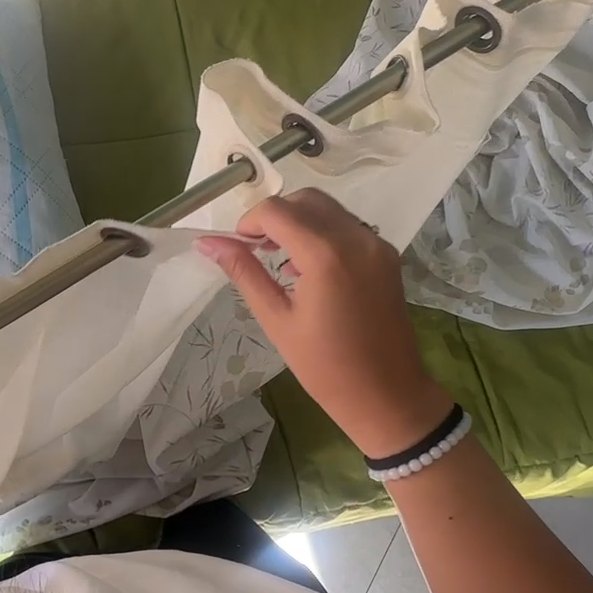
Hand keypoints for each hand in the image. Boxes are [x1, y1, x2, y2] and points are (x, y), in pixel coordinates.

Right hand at [195, 189, 453, 457]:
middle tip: (256, 250)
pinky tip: (309, 269)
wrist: (385, 392)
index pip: (277, 211)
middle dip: (274, 216)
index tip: (239, 247)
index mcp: (325, 255)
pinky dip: (322, 232)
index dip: (250, 222)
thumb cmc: (323, 366)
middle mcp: (355, 238)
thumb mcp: (275, 319)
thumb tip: (207, 243)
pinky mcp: (386, 254)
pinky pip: (348, 226)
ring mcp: (376, 244)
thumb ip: (243, 272)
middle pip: (304, 200)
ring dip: (298, 221)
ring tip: (281, 262)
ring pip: (328, 208)